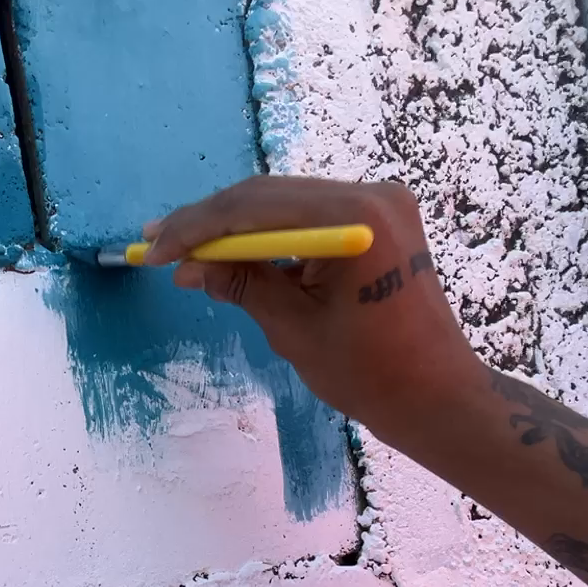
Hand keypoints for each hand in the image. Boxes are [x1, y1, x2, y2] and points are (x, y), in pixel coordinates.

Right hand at [144, 176, 484, 439]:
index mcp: (353, 218)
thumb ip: (241, 286)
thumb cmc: (367, 372)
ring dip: (233, 230)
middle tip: (156, 244)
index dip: (195, 228)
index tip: (153, 250)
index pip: (254, 207)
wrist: (434, 393)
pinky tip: (231, 256)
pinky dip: (266, 240)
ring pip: (283, 205)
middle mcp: (369, 194)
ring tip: (184, 252)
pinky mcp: (376, 222)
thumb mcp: (293, 329)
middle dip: (208, 223)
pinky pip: (306, 221)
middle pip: (267, 197)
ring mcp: (377, 204)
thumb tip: (188, 268)